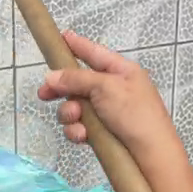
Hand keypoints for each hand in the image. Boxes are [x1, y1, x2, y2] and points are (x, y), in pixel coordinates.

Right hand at [36, 30, 192, 191]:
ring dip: (69, 113)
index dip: (77, 45)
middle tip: (43, 94)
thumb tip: (50, 77)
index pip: (94, 53)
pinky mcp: (100, 133)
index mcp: (120, 71)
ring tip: (76, 119)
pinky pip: (78, 127)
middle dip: (62, 89)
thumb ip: (76, 79)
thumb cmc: (135, 114)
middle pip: (78, 83)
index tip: (61, 36)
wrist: (149, 154)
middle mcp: (112, 90)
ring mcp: (106, 113)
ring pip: (74, 107)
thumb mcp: (105, 87)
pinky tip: (82, 136)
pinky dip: (77, 131)